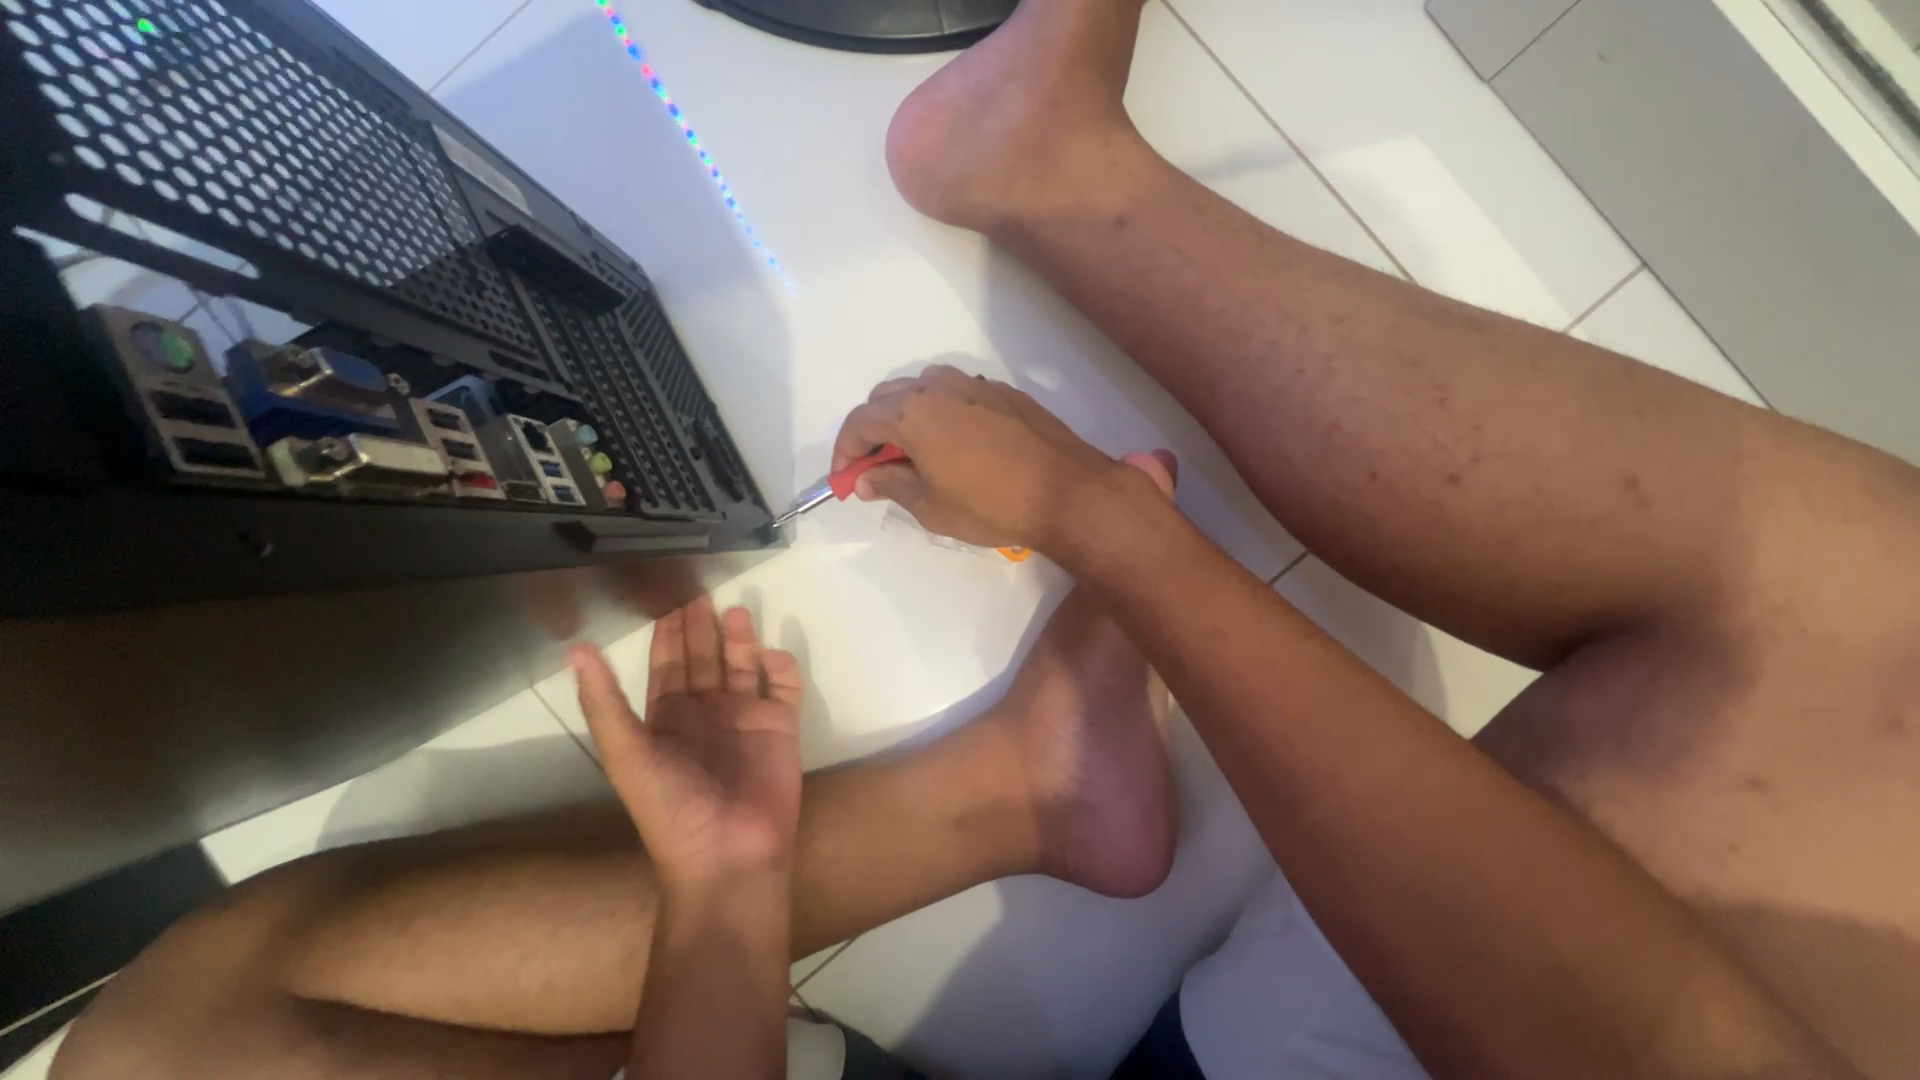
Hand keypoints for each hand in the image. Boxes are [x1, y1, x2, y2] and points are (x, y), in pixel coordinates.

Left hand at [573, 596, 804, 890]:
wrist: (729, 857)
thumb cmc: (672, 808)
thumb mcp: (627, 754)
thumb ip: (605, 701)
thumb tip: (576, 648)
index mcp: (668, 718)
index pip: (668, 662)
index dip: (667, 630)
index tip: (666, 592)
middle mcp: (707, 712)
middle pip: (706, 657)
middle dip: (703, 625)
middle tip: (703, 587)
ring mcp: (746, 718)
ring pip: (744, 665)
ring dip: (741, 639)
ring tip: (738, 609)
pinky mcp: (781, 727)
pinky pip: (784, 687)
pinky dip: (781, 667)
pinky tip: (772, 652)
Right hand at [832, 365, 1153, 550]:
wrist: (1066, 491)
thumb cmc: (990, 505)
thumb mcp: (930, 505)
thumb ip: (890, 484)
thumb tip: (865, 479)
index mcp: (913, 411)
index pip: (860, 422)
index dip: (845, 451)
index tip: (846, 479)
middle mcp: (940, 386)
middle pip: (888, 398)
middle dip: (874, 432)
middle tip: (877, 469)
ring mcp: (975, 384)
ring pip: (924, 390)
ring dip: (907, 417)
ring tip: (915, 456)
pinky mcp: (1004, 393)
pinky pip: (958, 394)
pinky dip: (942, 414)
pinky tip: (955, 447)